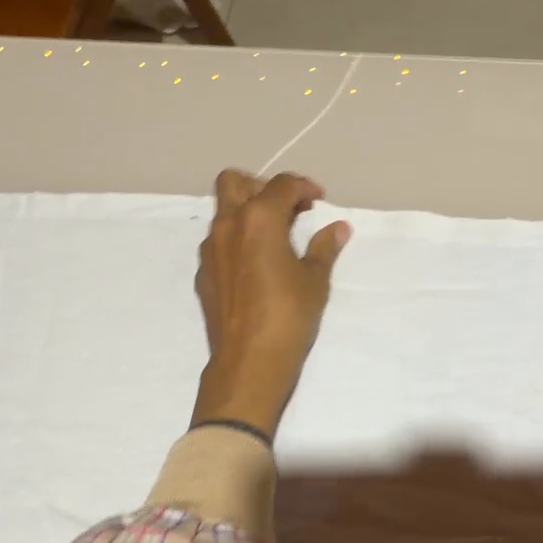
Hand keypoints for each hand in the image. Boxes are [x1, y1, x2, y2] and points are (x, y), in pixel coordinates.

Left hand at [190, 169, 351, 440]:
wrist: (248, 361)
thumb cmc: (289, 317)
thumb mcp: (315, 282)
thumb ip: (324, 249)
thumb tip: (339, 228)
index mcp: (259, 218)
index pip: (281, 185)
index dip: (303, 187)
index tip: (318, 201)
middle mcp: (228, 225)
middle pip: (234, 182)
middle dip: (261, 187)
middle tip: (285, 210)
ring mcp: (210, 249)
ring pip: (222, 212)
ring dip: (246, 214)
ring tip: (271, 239)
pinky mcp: (203, 274)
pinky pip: (218, 244)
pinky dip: (236, 242)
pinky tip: (254, 267)